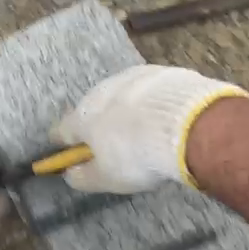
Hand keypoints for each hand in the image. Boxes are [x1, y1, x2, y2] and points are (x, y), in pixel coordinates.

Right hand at [51, 65, 248, 193]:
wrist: (186, 124)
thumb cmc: (137, 155)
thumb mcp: (107, 178)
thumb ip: (83, 177)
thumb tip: (70, 173)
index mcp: (82, 118)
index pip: (62, 131)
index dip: (64, 144)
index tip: (69, 153)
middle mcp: (98, 92)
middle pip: (92, 111)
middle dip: (99, 126)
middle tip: (116, 147)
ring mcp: (128, 78)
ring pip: (119, 97)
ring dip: (125, 111)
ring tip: (145, 132)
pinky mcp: (157, 71)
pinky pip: (146, 89)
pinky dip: (149, 102)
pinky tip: (164, 117)